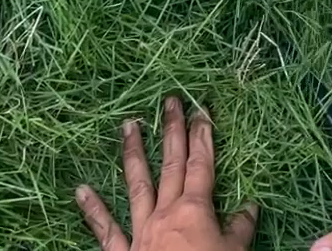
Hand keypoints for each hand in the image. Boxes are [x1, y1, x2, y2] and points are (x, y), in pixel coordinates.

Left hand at [77, 95, 259, 250]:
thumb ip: (241, 230)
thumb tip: (251, 206)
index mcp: (194, 210)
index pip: (200, 164)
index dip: (203, 136)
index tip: (201, 108)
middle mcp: (166, 213)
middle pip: (171, 165)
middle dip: (172, 131)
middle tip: (169, 100)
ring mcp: (141, 232)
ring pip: (137, 185)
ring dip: (134, 154)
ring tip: (128, 125)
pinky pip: (106, 231)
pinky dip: (93, 211)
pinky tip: (80, 190)